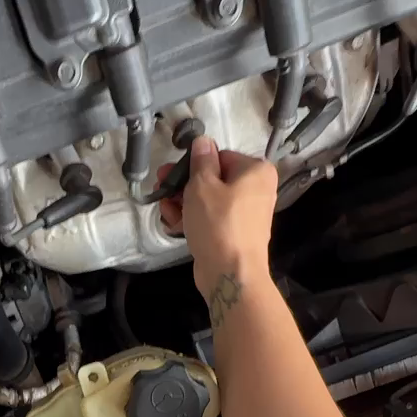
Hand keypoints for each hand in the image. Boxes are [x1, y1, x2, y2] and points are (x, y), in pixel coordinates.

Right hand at [159, 136, 277, 294]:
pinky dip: (193, 220)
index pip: (220, 157)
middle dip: (184, 186)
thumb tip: (202, 142)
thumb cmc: (218, 224)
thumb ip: (201, 161)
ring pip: (209, 202)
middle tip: (161, 189)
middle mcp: (256, 190)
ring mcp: (245, 215)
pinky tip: (173, 223)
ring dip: (184, 204)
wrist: (230, 274)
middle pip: (213, 180)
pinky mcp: (233, 236)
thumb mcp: (202, 185)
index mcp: (256, 171)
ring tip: (165, 211)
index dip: (193, 165)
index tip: (171, 173)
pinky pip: (211, 220)